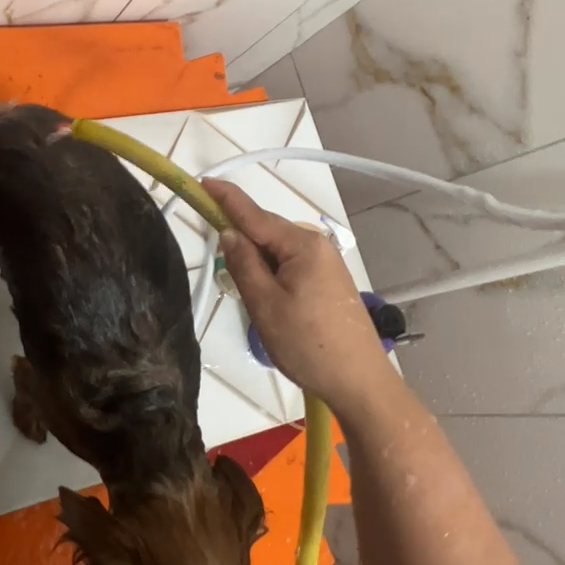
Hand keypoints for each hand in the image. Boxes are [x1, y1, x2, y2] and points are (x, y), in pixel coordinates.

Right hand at [206, 178, 387, 407]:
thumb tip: (229, 233)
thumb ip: (243, 264)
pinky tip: (266, 294)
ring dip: (256, 259)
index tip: (204, 181)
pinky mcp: (328, 281)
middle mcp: (316, 245)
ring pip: (278, 249)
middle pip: (267, 230)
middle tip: (217, 257)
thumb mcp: (265, 305)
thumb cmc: (308, 344)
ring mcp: (326, 263)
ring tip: (246, 291)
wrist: (361, 382)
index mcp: (301, 245)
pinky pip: (290, 263)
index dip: (227, 198)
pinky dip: (271, 270)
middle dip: (240, 236)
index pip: (254, 215)